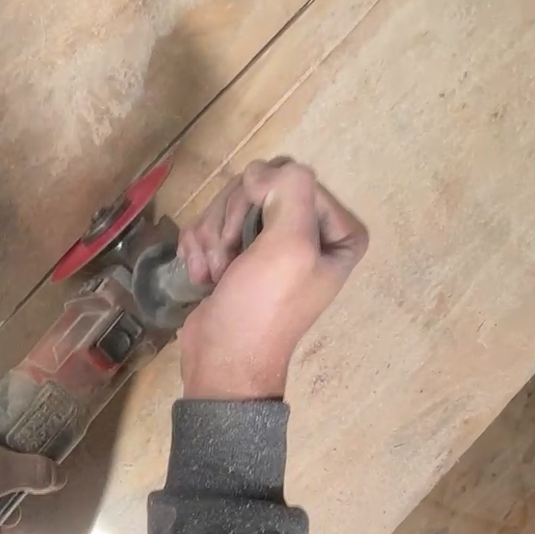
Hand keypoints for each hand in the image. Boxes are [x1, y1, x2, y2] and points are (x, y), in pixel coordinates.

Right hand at [175, 158, 367, 399]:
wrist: (222, 361)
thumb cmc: (261, 309)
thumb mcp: (289, 245)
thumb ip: (289, 189)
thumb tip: (257, 172)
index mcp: (336, 231)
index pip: (291, 177)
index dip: (261, 201)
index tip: (246, 239)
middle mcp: (305, 232)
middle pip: (255, 188)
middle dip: (229, 224)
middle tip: (225, 261)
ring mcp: (267, 244)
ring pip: (227, 205)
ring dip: (210, 240)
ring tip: (212, 274)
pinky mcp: (233, 256)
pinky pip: (209, 227)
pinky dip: (198, 250)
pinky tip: (201, 277)